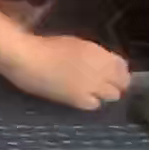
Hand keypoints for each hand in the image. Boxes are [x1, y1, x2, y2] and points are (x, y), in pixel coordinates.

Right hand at [1, 36, 130, 110]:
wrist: (25, 58)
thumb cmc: (46, 46)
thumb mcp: (77, 45)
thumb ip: (93, 56)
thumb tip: (98, 64)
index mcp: (104, 56)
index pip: (123, 67)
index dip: (117, 71)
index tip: (108, 72)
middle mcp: (103, 72)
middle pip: (121, 84)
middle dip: (113, 84)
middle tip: (100, 83)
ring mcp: (91, 86)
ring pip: (110, 96)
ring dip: (102, 94)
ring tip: (88, 91)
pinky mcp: (76, 98)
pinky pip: (91, 104)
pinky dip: (89, 102)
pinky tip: (77, 97)